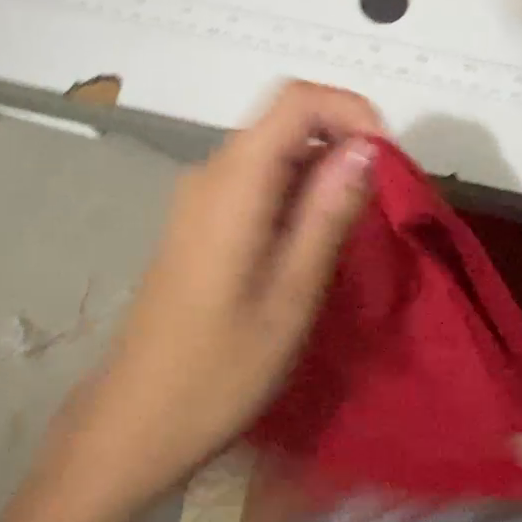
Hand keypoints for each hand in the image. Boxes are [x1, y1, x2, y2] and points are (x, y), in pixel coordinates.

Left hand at [81, 81, 382, 490]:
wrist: (135, 423)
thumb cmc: (218, 370)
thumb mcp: (292, 294)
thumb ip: (329, 212)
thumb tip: (366, 148)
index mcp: (233, 183)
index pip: (297, 99)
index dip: (351, 110)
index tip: (386, 161)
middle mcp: (212, 173)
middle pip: (288, 119)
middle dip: (345, 142)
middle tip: (381, 202)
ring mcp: (201, 195)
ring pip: (277, 149)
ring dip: (325, 171)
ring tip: (353, 229)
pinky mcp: (201, 219)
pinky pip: (261, 179)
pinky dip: (300, 191)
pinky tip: (313, 244)